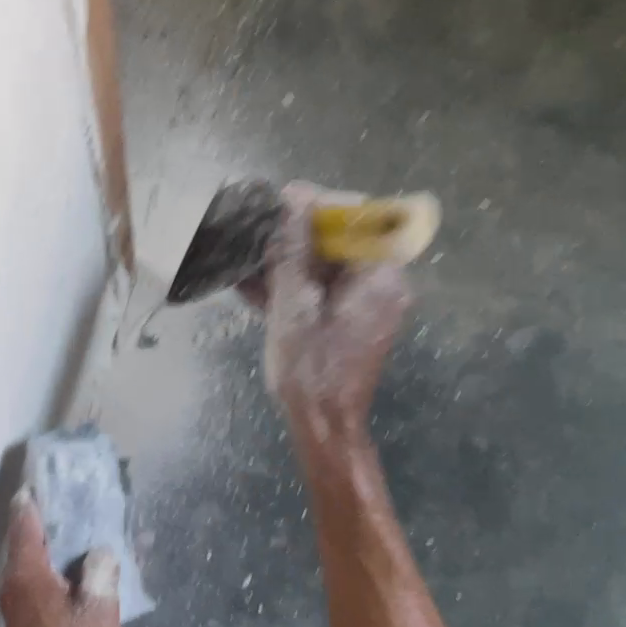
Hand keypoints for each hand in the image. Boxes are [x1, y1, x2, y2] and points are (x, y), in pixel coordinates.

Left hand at [0, 489, 122, 626]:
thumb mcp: (100, 611)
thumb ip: (101, 571)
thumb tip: (100, 552)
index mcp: (28, 575)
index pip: (24, 521)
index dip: (35, 496)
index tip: (47, 474)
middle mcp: (14, 585)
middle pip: (31, 540)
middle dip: (56, 519)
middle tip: (84, 498)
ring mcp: (19, 606)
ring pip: (39, 563)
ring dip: (62, 548)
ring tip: (94, 530)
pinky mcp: (28, 624)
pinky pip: (44, 584)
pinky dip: (62, 571)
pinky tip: (89, 572)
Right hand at [238, 181, 411, 430]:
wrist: (325, 428)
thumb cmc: (311, 369)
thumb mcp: (292, 304)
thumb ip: (293, 248)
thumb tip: (291, 198)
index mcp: (380, 273)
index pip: (352, 215)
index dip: (311, 206)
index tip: (273, 208)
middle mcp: (382, 284)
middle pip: (337, 241)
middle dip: (292, 238)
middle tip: (252, 238)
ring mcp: (366, 306)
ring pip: (324, 268)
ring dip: (285, 265)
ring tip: (243, 262)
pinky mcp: (350, 324)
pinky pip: (322, 294)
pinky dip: (292, 290)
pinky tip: (252, 287)